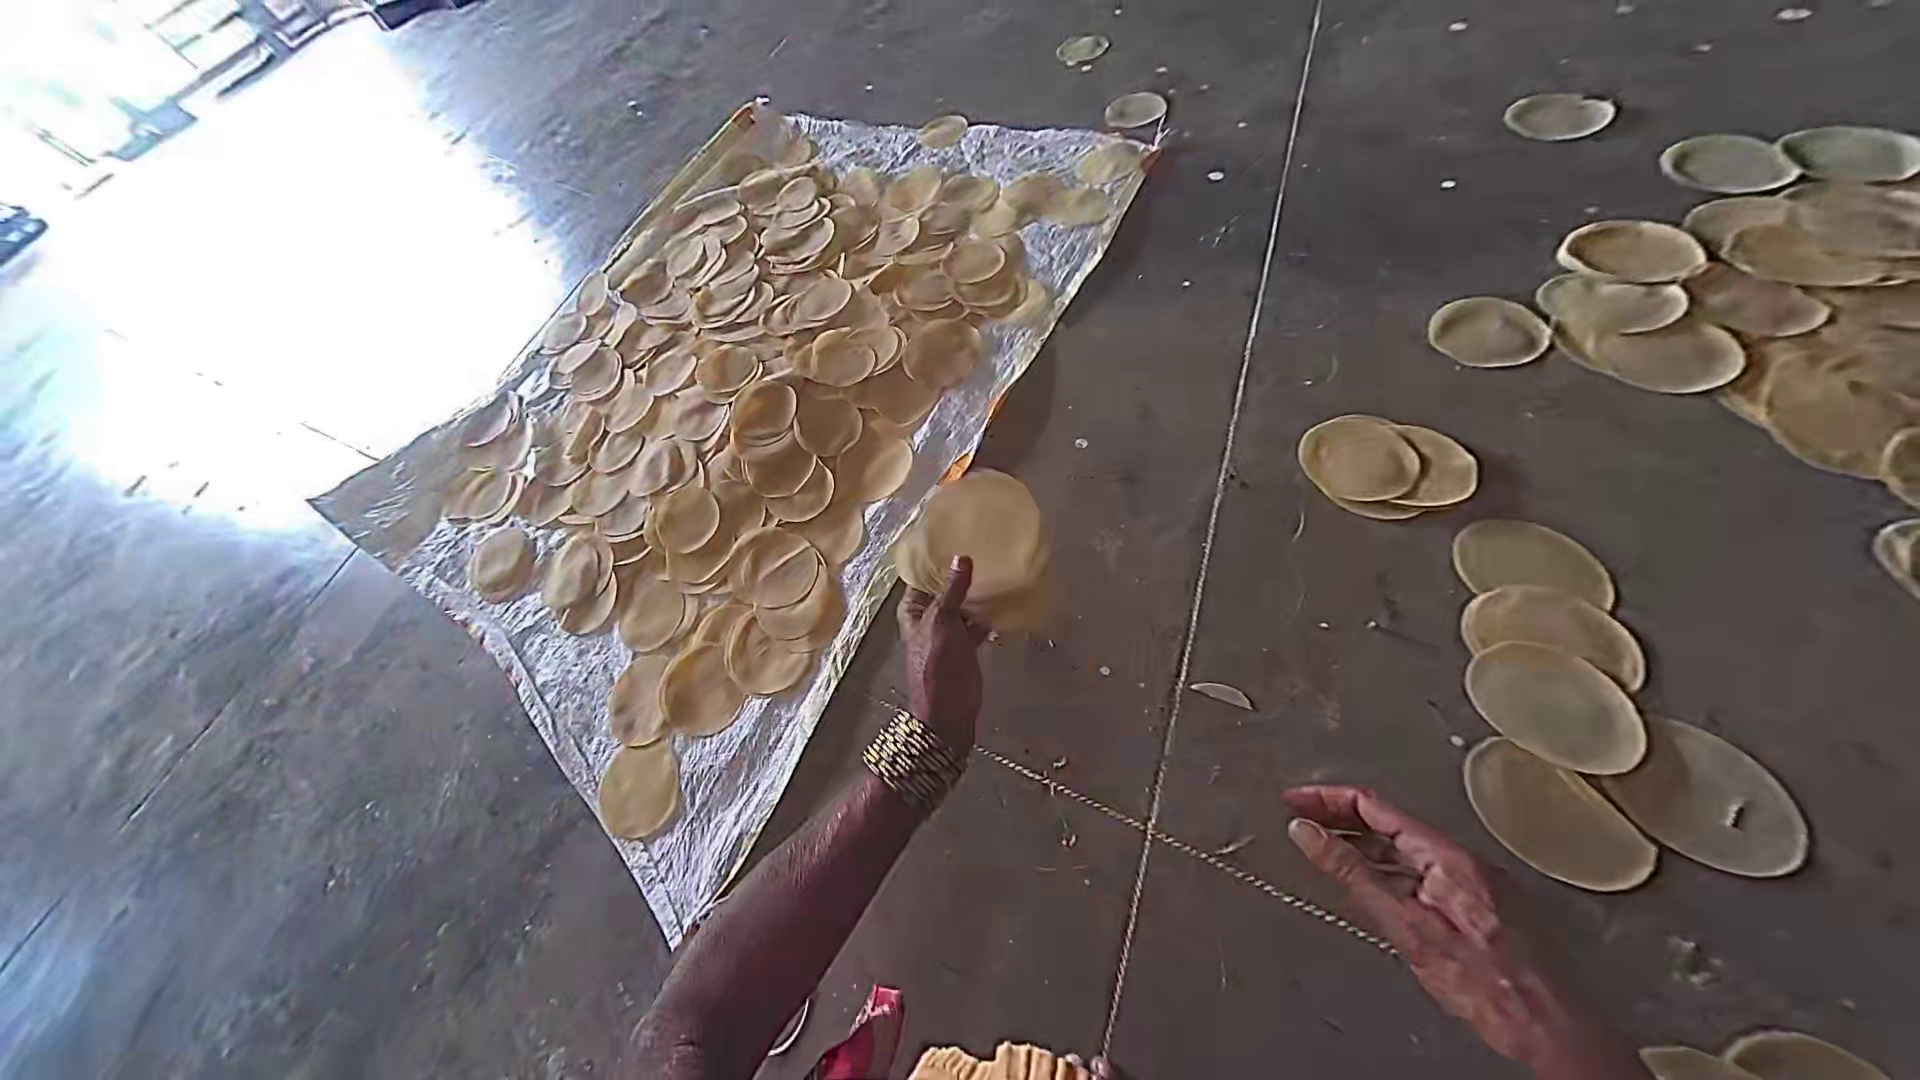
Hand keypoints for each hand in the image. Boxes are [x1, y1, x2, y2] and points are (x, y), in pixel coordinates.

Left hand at [897, 555, 987, 750]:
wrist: (948, 711)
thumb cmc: (936, 664)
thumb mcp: (941, 622)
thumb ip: (952, 590)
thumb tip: (961, 557)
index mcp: (913, 608)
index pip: (922, 575)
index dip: (936, 558)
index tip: (956, 535)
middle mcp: (929, 616)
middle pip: (945, 588)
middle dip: (962, 573)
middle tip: (985, 548)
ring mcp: (949, 631)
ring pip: (964, 605)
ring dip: (977, 593)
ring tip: (999, 568)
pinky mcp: (967, 645)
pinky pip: (978, 622)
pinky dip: (989, 614)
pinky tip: (1006, 600)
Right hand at [1283, 786, 1646, 1079]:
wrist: (1563, 1042)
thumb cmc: (1492, 990)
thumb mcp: (1405, 926)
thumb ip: (1352, 872)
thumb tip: (1306, 832)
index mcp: (1448, 857)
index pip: (1373, 806)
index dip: (1326, 799)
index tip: (1294, 802)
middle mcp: (1467, 861)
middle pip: (1389, 822)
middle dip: (1339, 817)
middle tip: (1300, 820)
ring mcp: (1479, 884)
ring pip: (1406, 847)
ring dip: (1361, 842)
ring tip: (1324, 847)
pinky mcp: (1484, 907)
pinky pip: (1423, 870)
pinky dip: (1387, 867)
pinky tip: (1370, 882)